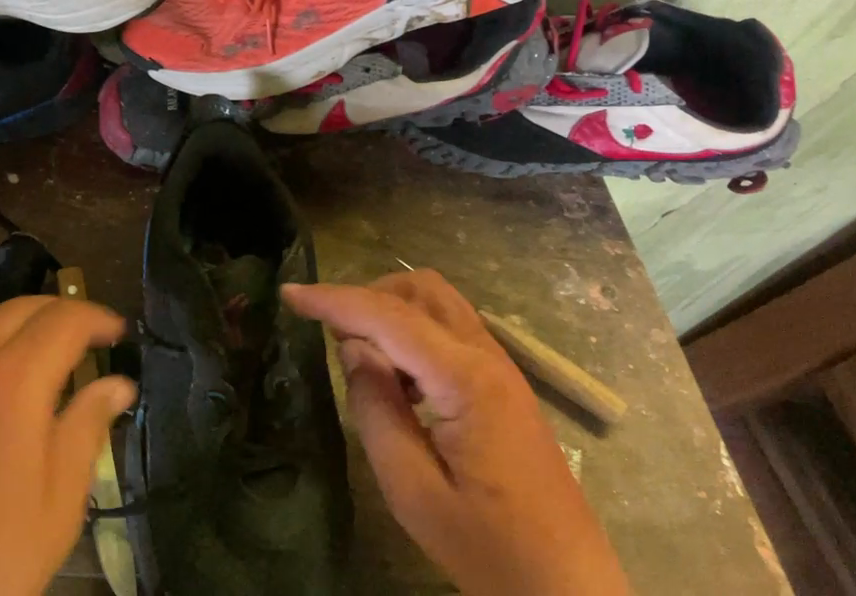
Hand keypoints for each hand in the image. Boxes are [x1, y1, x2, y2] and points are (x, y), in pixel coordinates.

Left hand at [0, 296, 135, 595]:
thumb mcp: (57, 503)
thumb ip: (87, 429)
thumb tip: (117, 384)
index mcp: (12, 382)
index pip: (64, 321)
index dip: (96, 317)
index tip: (114, 332)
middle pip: (16, 309)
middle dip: (56, 315)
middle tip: (78, 340)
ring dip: (6, 326)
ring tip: (24, 356)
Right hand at [283, 271, 629, 595]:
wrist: (566, 589)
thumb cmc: (488, 547)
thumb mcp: (413, 490)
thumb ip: (376, 410)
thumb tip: (354, 350)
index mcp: (466, 380)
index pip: (389, 317)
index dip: (334, 300)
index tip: (288, 294)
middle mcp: (488, 358)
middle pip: (421, 290)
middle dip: (368, 296)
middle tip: (331, 333)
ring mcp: (502, 370)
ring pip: (439, 304)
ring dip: (393, 311)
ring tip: (362, 357)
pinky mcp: (504, 387)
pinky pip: (451, 331)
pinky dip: (415, 332)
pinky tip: (400, 381)